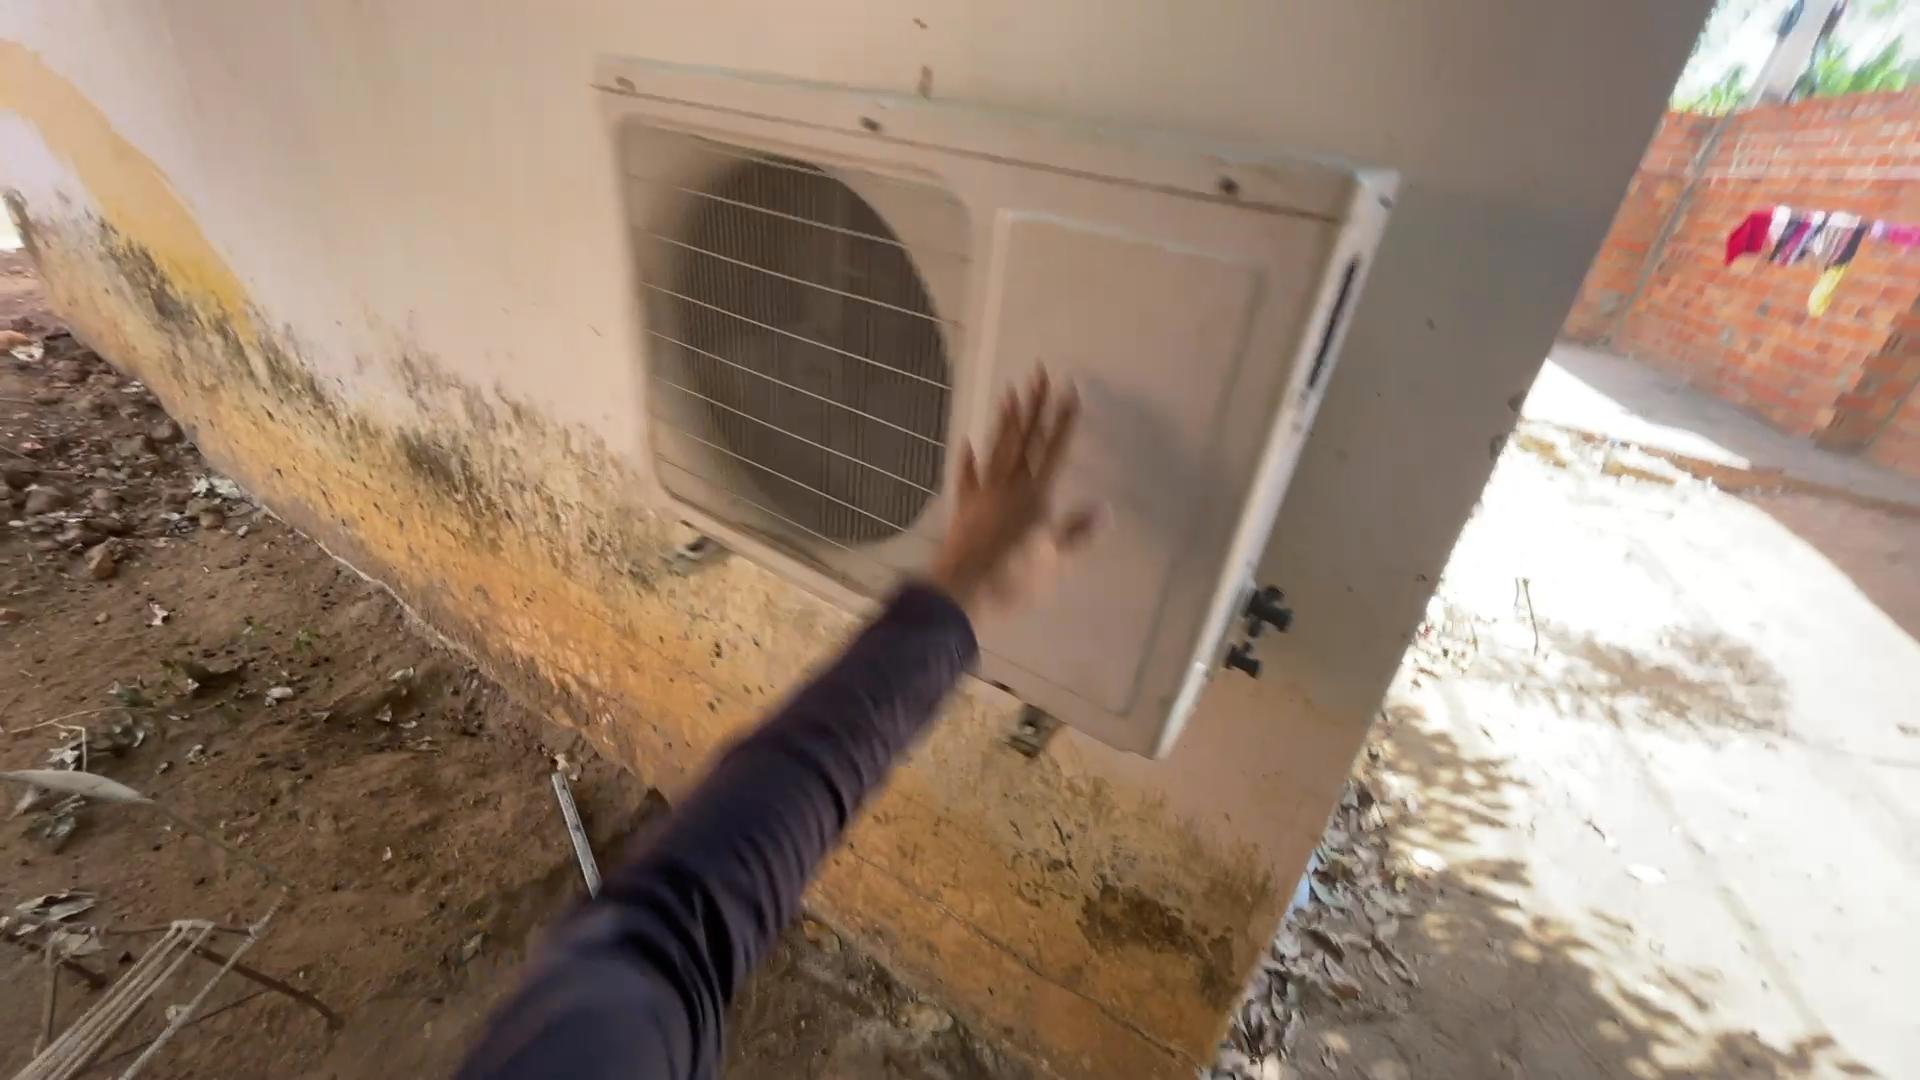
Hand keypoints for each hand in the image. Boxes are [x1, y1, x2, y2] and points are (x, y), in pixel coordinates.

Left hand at [928, 369, 1098, 618]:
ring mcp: (984, 494)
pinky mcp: (964, 507)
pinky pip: (966, 477)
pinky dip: (967, 459)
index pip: (1055, 449)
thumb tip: (1104, 510)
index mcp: (1037, 496)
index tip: (1070, 390)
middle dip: (1035, 405)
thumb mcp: (1055, 561)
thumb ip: (1076, 533)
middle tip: (1038, 373)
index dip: (1064, 420)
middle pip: (1025, 439)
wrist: (962, 590)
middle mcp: (1011, 486)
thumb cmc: (1014, 579)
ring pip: (997, 450)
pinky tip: (967, 442)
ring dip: (1005, 421)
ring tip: (1009, 392)